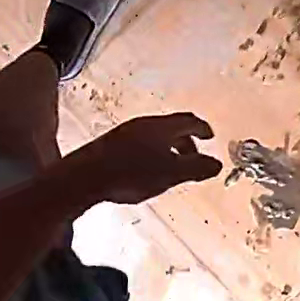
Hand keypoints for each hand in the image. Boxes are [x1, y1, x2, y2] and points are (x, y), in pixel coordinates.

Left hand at [68, 112, 221, 203]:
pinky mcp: (110, 145)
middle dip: (186, 142)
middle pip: (172, 128)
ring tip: (171, 167)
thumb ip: (196, 168)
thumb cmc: (131, 173)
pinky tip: (146, 171)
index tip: (209, 136)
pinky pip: (139, 144)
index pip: (188, 121)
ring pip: (154, 136)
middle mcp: (144, 125)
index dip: (202, 128)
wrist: (82, 178)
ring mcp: (125, 133)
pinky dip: (151, 153)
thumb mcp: (171, 174)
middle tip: (193, 158)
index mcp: (162, 127)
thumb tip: (217, 164)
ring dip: (168, 149)